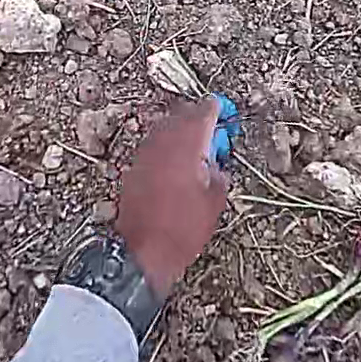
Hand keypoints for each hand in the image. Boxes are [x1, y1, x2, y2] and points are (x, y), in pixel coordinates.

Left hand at [116, 97, 227, 296]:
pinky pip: (155, 143)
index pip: (203, 113)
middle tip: (215, 133)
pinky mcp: (134, 165)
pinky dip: (168, 145)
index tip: (226, 112)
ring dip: (182, 131)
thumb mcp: (214, 202)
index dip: (217, 109)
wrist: (143, 252)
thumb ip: (218, 174)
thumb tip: (215, 166)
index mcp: (187, 145)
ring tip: (197, 149)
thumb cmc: (184, 228)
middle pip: (182, 115)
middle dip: (199, 118)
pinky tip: (178, 164)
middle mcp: (163, 141)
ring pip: (166, 127)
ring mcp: (145, 151)